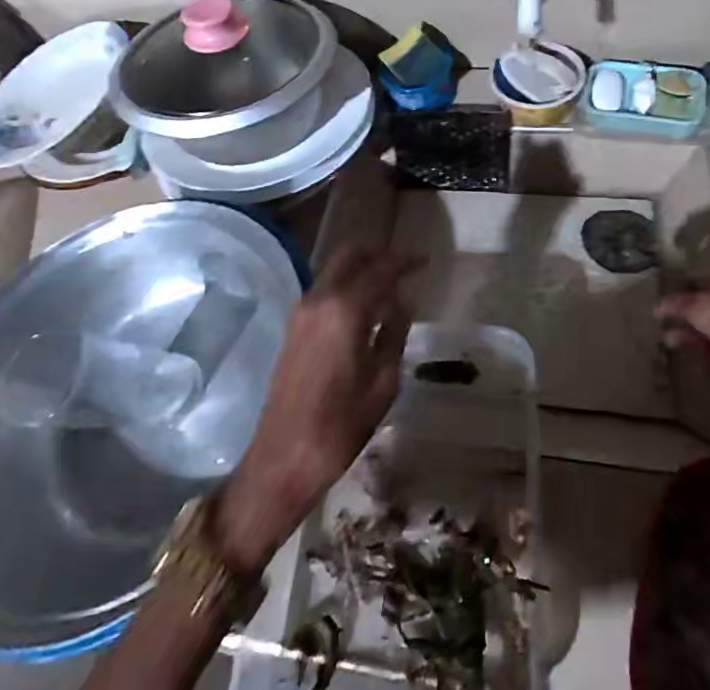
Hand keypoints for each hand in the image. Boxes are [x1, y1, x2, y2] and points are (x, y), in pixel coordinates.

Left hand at [218, 244, 423, 572]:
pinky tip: (366, 307)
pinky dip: (346, 286)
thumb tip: (400, 303)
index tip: (424, 260)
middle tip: (405, 263)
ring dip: (360, 268)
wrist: (284, 457)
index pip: (380, 269)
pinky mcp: (293, 328)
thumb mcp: (383, 382)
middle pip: (348, 255)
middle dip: (378, 252)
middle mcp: (318, 300)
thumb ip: (393, 334)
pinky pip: (324, 290)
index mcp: (344, 310)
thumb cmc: (341, 425)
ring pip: (333, 270)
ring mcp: (300, 312)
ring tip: (390, 284)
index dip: (404, 260)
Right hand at [657, 281, 709, 432]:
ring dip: (700, 295)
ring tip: (693, 318)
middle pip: (694, 285)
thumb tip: (672, 334)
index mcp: (709, 309)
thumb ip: (693, 348)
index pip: (675, 301)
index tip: (655, 318)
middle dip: (681, 296)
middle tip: (671, 315)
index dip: (663, 310)